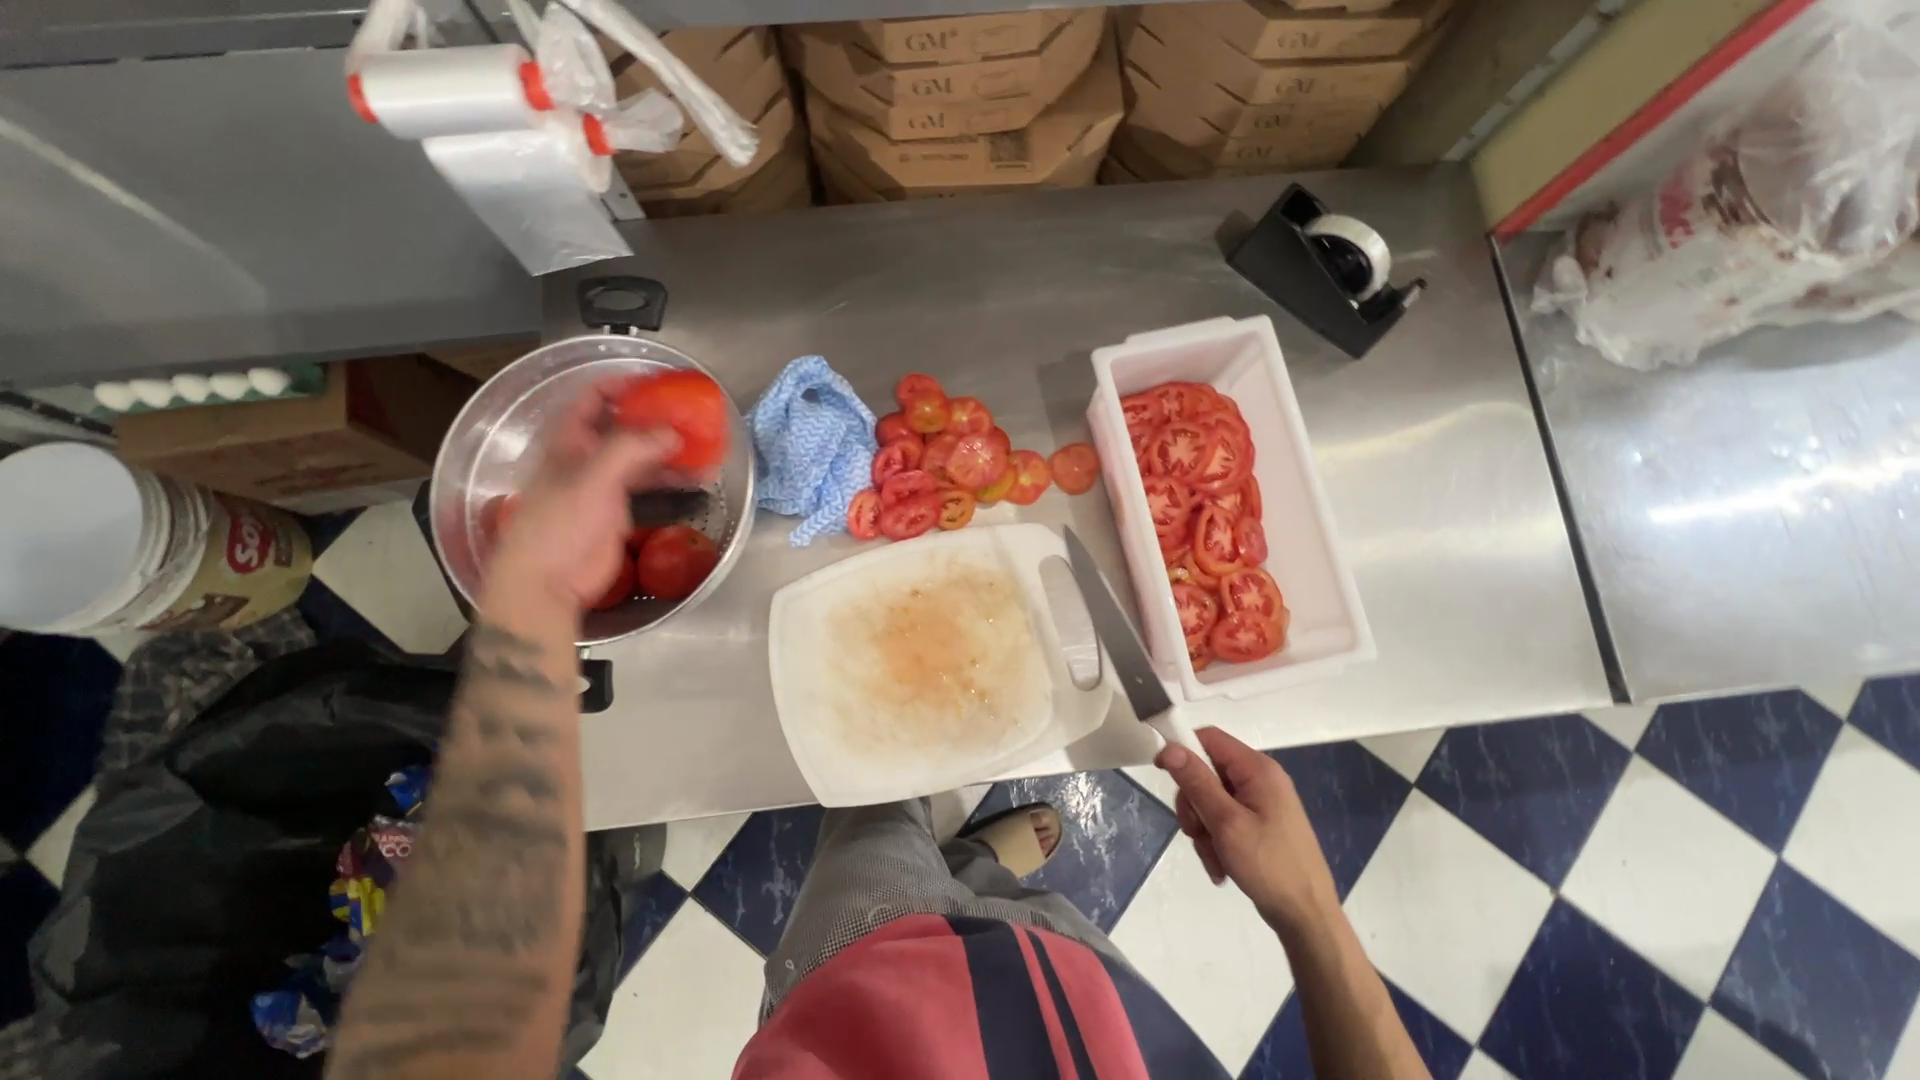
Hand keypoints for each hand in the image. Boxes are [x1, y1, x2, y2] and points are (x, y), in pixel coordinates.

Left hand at [492, 381, 680, 607]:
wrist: (548, 579)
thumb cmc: (558, 525)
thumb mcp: (591, 479)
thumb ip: (629, 450)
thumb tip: (671, 432)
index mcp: (568, 440)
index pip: (593, 397)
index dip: (622, 385)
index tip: (658, 383)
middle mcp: (586, 455)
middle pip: (623, 424)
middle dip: (655, 417)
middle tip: (690, 412)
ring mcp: (603, 481)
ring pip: (641, 454)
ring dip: (670, 448)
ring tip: (702, 443)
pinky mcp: (618, 508)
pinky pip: (649, 483)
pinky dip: (672, 477)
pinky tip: (697, 476)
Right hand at [1156, 727, 1341, 937]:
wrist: (1306, 915)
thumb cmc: (1268, 864)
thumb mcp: (1226, 822)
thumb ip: (1197, 782)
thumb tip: (1170, 747)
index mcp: (1257, 769)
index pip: (1209, 738)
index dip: (1182, 750)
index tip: (1162, 774)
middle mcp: (1260, 779)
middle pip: (1206, 773)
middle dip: (1194, 805)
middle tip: (1195, 832)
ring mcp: (1261, 804)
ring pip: (1211, 801)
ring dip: (1203, 830)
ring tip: (1214, 857)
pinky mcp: (1259, 825)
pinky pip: (1224, 821)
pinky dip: (1216, 841)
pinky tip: (1221, 866)